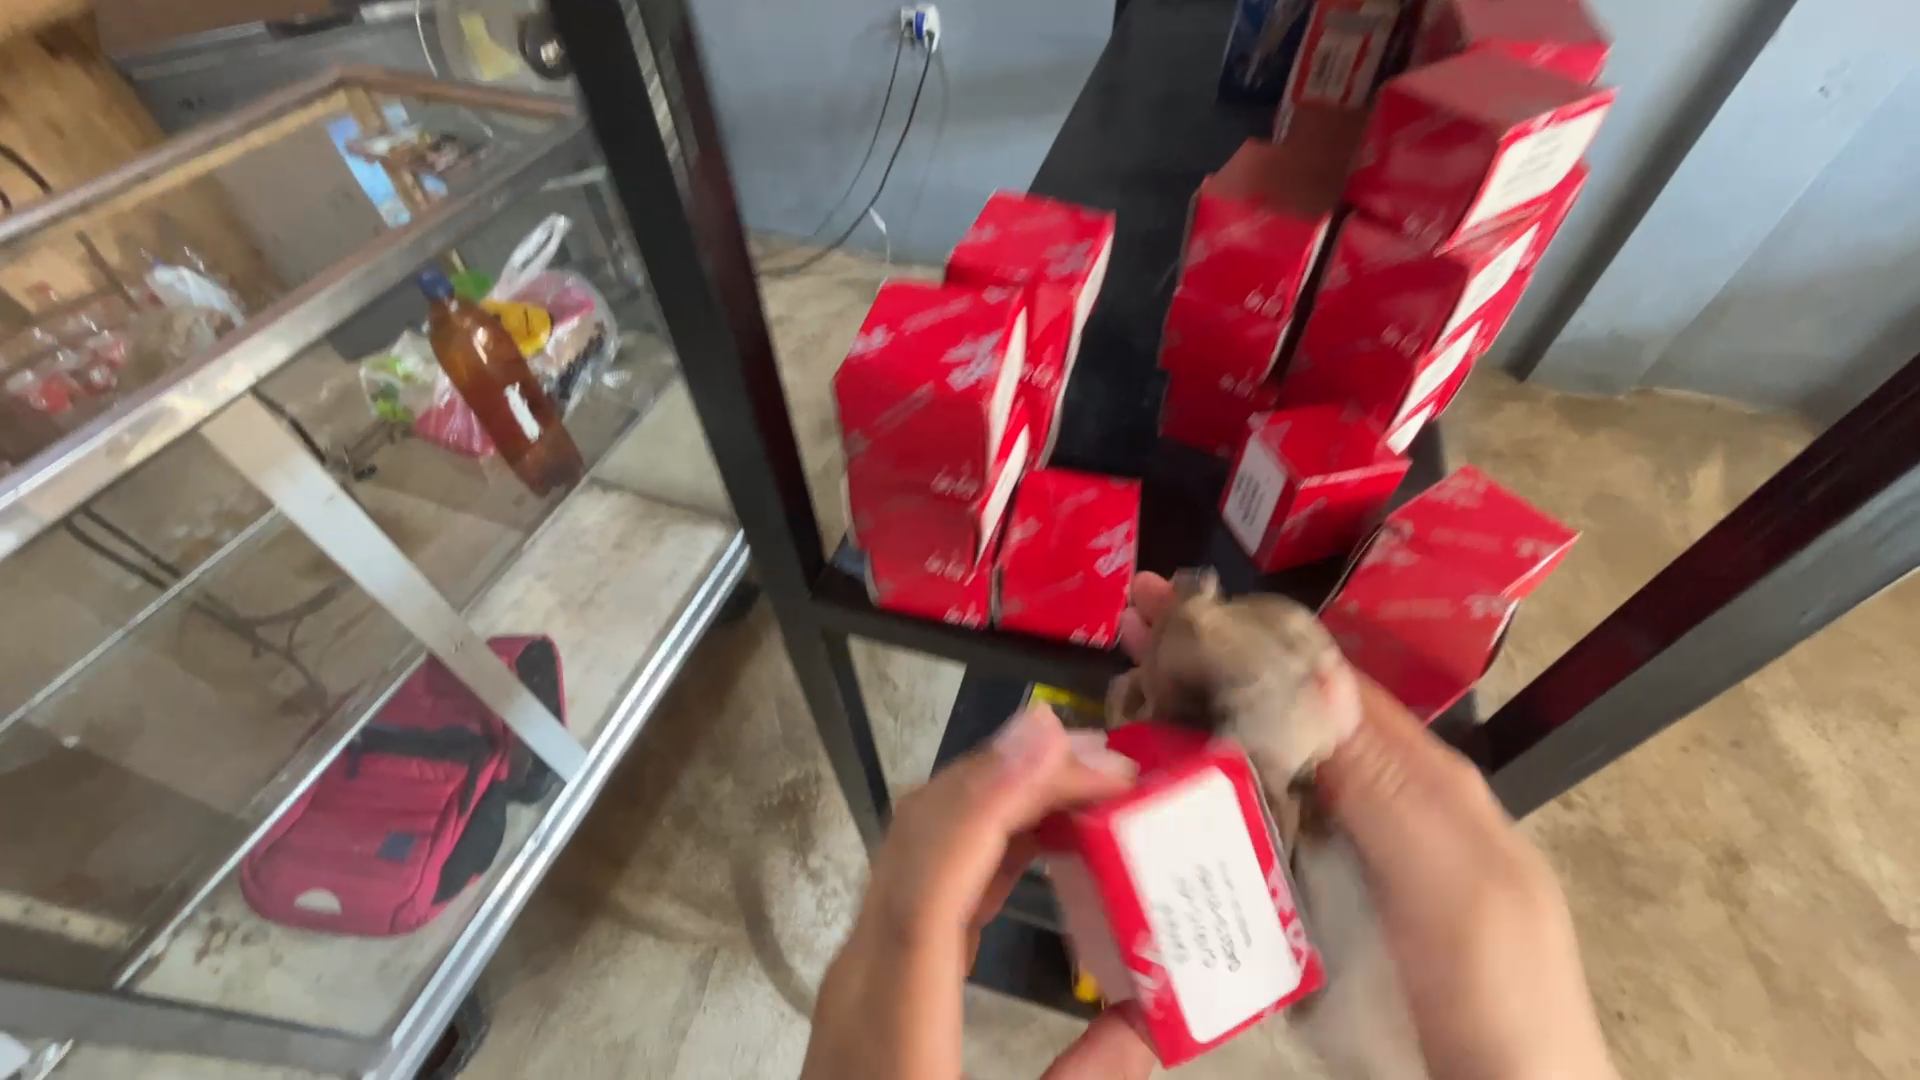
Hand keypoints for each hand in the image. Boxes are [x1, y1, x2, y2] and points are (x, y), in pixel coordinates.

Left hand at [802, 705, 1157, 1079]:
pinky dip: (984, 833)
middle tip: (1105, 763)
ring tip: (1083, 779)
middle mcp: (863, 972)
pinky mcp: (875, 964)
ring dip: (998, 792)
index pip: (927, 891)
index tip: (1051, 744)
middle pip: (921, 838)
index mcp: (891, 1027)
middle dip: (1010, 776)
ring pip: (919, 841)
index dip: (986, 806)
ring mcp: (862, 961)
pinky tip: (1038, 832)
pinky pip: (928, 873)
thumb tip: (1153, 1014)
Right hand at [1122, 572, 1617, 1079]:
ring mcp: (1326, 838)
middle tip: (1129, 623)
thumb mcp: (1457, 882)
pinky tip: (1149, 769)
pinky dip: (1194, 779)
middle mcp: (1363, 788)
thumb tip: (1315, 668)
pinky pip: (1240, 813)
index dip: (1246, 632)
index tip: (1172, 601)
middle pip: (1274, 705)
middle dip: (1201, 659)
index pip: (1318, 677)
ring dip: (1188, 711)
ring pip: (1249, 754)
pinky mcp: (1295, 882)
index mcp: (1409, 771)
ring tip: (1122, 676)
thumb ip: (1389, 780)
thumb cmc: (1491, 993)